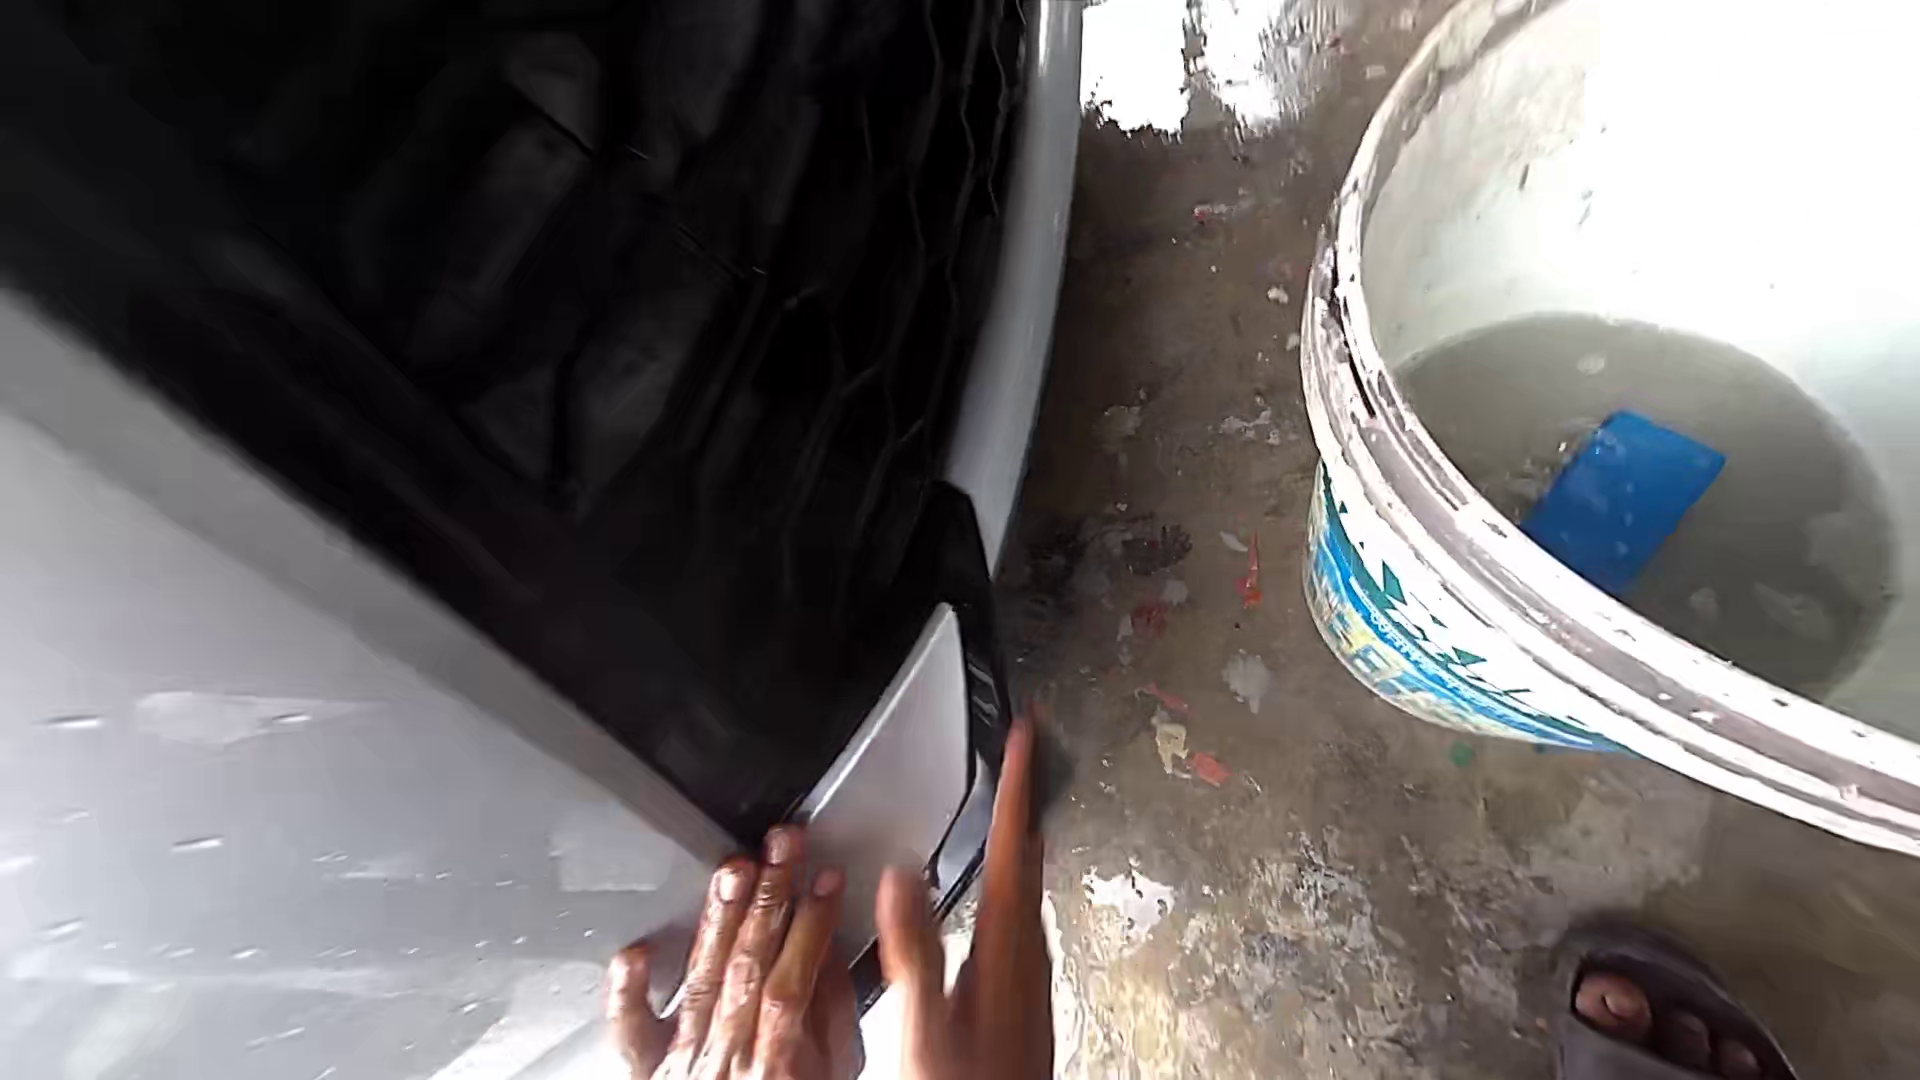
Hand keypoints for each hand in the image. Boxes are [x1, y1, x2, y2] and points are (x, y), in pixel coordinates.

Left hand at [607, 826, 860, 1079]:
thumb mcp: (837, 1079)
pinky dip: (629, 996)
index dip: (813, 924)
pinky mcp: (649, 1070)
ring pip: (702, 981)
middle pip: (748, 968)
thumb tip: (830, 953)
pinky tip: (634, 953)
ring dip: (720, 919)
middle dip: (771, 897)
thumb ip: (836, 1017)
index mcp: (777, 1068)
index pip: (793, 982)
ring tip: (735, 870)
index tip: (826, 877)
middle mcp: (726, 1062)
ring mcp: (683, 1065)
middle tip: (783, 846)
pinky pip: (631, 1037)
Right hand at [876, 712, 1051, 1079]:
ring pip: (1031, 864)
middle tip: (1025, 741)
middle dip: (1028, 783)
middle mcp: (1026, 938)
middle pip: (1031, 840)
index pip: (1016, 837)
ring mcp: (1028, 955)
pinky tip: (1005, 859)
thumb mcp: (925, 1025)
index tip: (1025, 732)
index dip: (1019, 778)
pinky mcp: (1022, 971)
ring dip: (1024, 814)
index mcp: (1006, 937)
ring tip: (1017, 780)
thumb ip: (915, 947)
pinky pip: (1023, 889)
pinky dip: (1017, 851)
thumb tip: (900, 873)